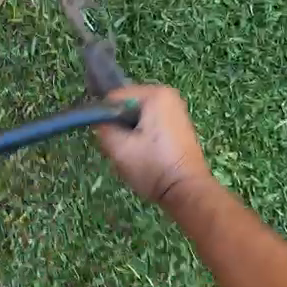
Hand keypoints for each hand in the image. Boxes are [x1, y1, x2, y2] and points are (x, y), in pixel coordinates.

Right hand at [93, 85, 211, 206]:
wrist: (187, 192)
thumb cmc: (153, 167)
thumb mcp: (118, 147)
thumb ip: (102, 127)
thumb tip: (99, 120)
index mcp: (155, 94)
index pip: (114, 97)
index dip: (105, 117)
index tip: (109, 139)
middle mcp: (167, 95)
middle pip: (126, 106)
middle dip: (119, 126)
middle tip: (122, 148)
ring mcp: (175, 110)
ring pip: (136, 117)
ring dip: (129, 133)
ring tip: (134, 154)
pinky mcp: (177, 125)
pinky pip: (149, 124)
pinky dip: (142, 137)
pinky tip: (145, 155)